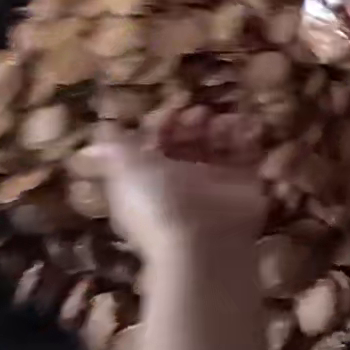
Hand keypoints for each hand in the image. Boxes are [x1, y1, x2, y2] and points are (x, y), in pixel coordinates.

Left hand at [85, 109, 268, 263]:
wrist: (205, 241)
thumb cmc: (160, 201)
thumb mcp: (126, 170)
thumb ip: (116, 146)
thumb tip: (102, 126)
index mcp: (148, 178)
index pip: (156, 143)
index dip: (163, 123)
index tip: (174, 108)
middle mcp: (181, 180)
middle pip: (188, 141)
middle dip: (193, 123)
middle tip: (202, 114)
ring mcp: (215, 183)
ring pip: (218, 145)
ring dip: (221, 127)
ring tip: (226, 122)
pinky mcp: (245, 185)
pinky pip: (247, 153)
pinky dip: (248, 137)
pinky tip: (248, 126)